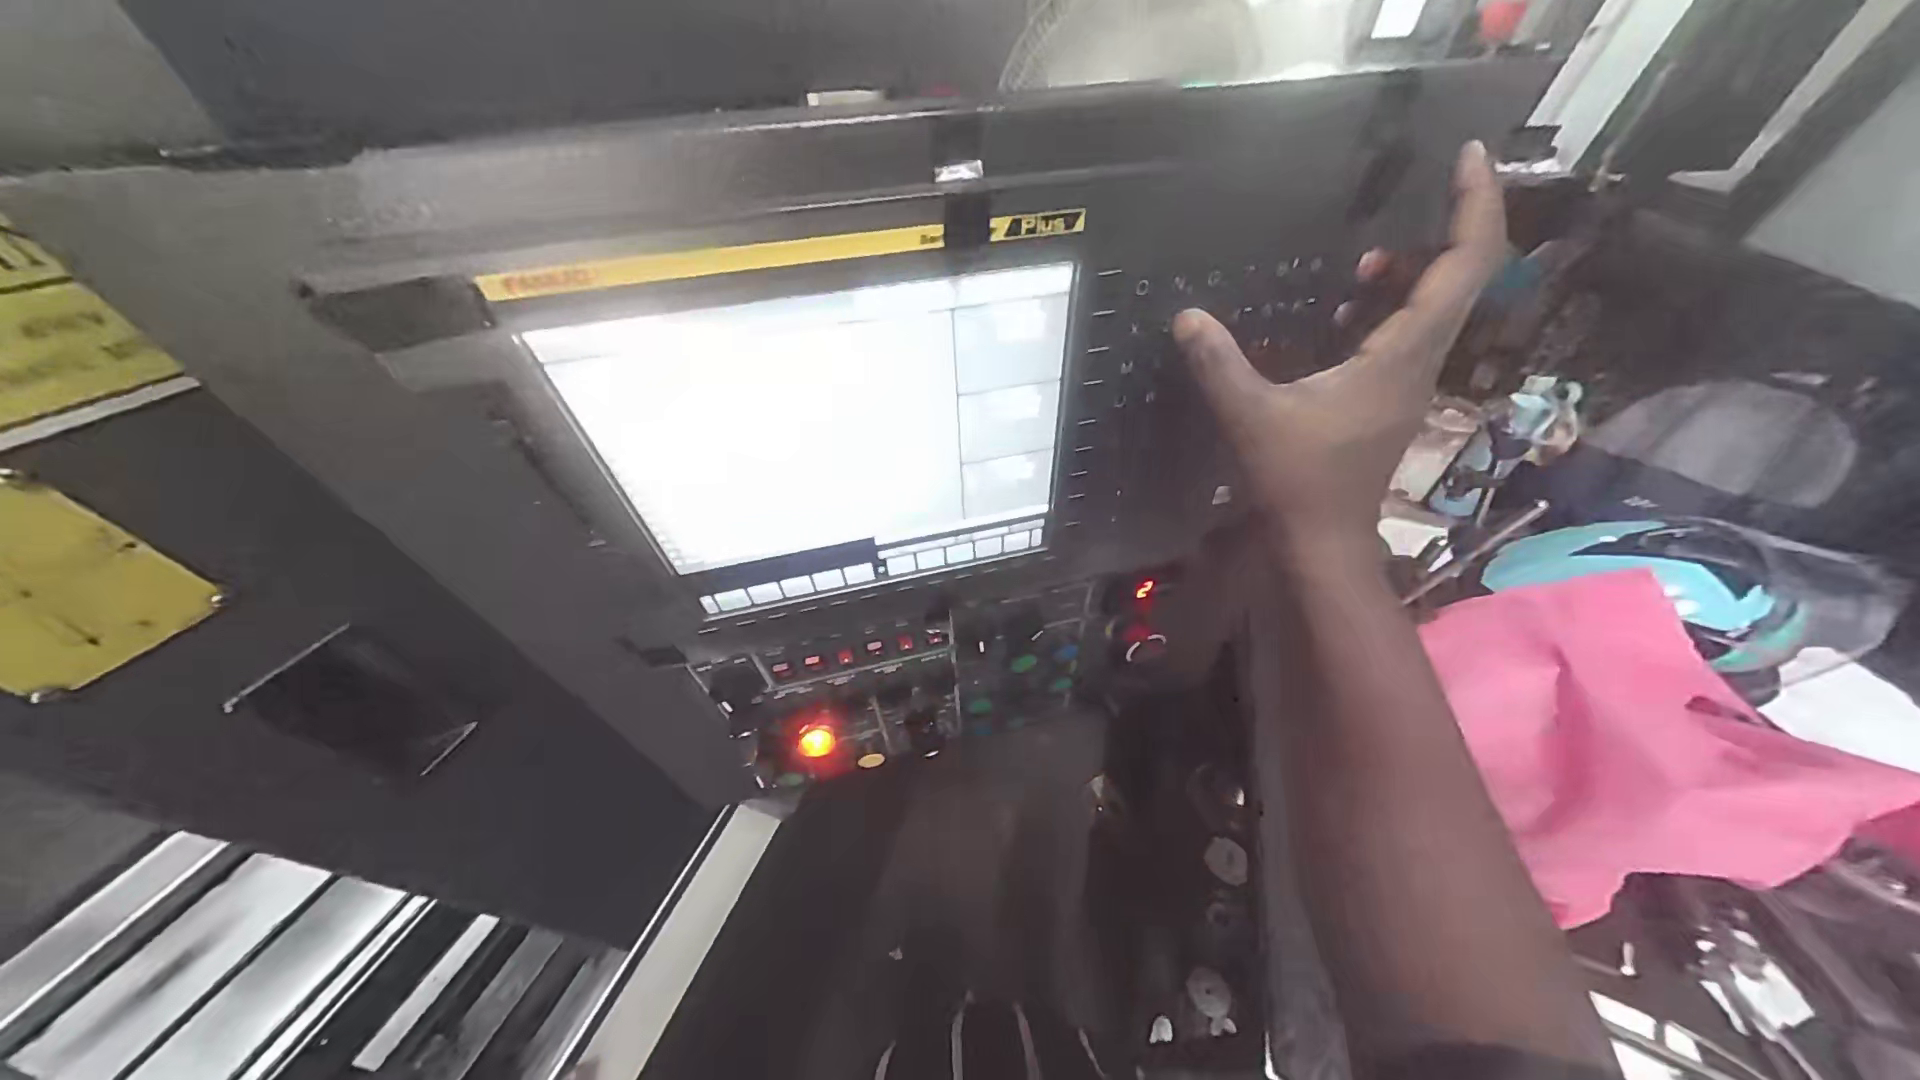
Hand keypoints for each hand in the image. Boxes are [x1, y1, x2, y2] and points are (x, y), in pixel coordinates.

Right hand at [1174, 140, 1508, 552]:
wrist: (1322, 537)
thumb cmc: (1297, 479)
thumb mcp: (1251, 417)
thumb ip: (1220, 364)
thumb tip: (1186, 316)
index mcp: (1403, 356)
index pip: (1465, 266)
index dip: (1475, 206)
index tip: (1467, 157)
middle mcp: (1420, 363)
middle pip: (1460, 280)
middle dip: (1441, 231)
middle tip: (1405, 202)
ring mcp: (1409, 384)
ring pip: (1434, 310)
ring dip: (1410, 275)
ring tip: (1363, 261)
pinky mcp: (1390, 400)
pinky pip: (1406, 337)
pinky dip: (1387, 310)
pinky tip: (1344, 313)